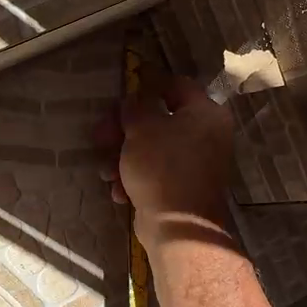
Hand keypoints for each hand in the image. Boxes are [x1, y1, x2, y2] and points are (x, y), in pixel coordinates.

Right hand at [95, 72, 234, 244]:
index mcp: (205, 114)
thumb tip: (135, 100)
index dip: (150, 81)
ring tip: (105, 172)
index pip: (177, 85)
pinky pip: (155, 173)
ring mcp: (196, 164)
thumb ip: (137, 106)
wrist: (178, 226)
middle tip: (100, 136)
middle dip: (123, 130)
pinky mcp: (183, 188)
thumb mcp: (142, 128)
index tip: (128, 81)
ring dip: (123, 157)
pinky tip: (118, 191)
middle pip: (158, 121)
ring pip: (152, 149)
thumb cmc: (162, 167)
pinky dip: (134, 178)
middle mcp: (206, 136)